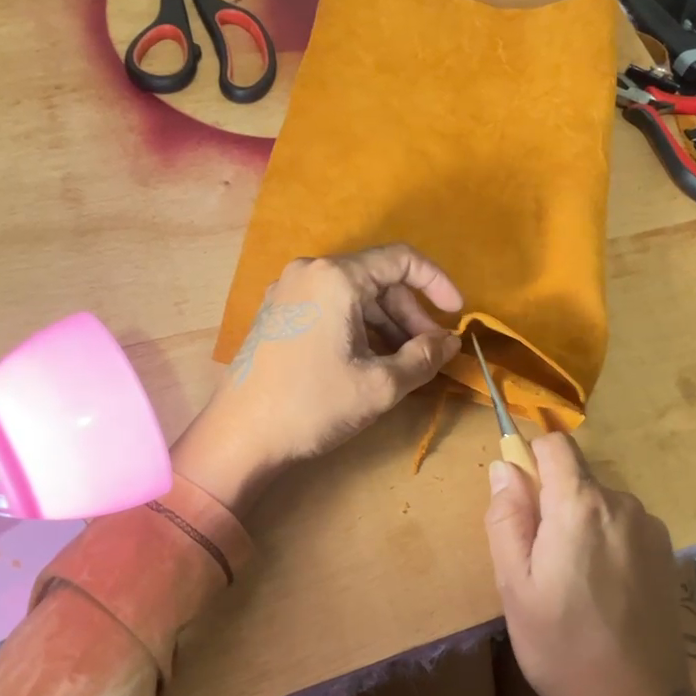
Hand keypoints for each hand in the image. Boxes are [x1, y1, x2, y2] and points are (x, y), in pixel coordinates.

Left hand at [174, 245, 463, 513]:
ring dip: (386, 325)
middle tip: (431, 352)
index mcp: (335, 277)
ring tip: (405, 364)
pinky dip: (359, 329)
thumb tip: (450, 342)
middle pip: (377, 280)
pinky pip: (331, 309)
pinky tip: (371, 362)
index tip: (456, 315)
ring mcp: (288, 292)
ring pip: (354, 297)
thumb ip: (424, 357)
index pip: (401, 260)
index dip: (438, 283)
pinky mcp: (277, 314)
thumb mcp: (380, 385)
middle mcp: (309, 272)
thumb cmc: (312, 405)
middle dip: (410, 314)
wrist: (239, 436)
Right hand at [485, 434, 695, 695]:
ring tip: (571, 587)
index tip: (519, 503)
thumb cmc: (563, 649)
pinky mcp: (667, 554)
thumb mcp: (515, 586)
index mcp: (582, 506)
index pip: (555, 444)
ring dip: (579, 526)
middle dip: (552, 504)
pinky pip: (623, 528)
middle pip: (577, 477)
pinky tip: (603, 594)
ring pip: (600, 504)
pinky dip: (605, 544)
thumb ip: (506, 518)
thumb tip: (504, 466)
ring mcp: (651, 529)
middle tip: (540, 565)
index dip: (530, 460)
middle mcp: (623, 505)